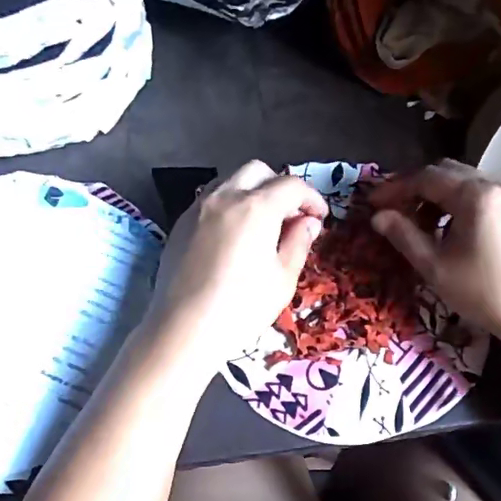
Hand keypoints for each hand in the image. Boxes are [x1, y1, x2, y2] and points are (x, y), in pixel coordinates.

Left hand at [146, 161, 326, 370]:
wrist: (184, 329)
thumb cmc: (242, 307)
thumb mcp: (283, 278)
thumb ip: (298, 242)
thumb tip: (307, 222)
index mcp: (256, 207)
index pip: (292, 185)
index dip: (312, 198)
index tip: (320, 218)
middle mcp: (225, 197)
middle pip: (258, 171)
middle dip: (280, 187)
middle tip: (292, 216)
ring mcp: (198, 208)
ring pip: (230, 180)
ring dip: (252, 192)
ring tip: (262, 224)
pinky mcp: (180, 224)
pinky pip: (210, 200)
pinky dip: (230, 205)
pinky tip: (235, 236)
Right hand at [369, 160, 500, 347]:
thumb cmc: (481, 291)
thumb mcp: (434, 266)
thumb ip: (404, 235)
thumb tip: (378, 216)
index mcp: (474, 194)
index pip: (426, 177)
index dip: (395, 188)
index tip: (371, 203)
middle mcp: (494, 186)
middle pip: (446, 172)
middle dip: (415, 187)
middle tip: (391, 209)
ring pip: (463, 183)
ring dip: (435, 196)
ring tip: (414, 223)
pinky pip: (478, 196)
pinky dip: (455, 204)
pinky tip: (443, 230)